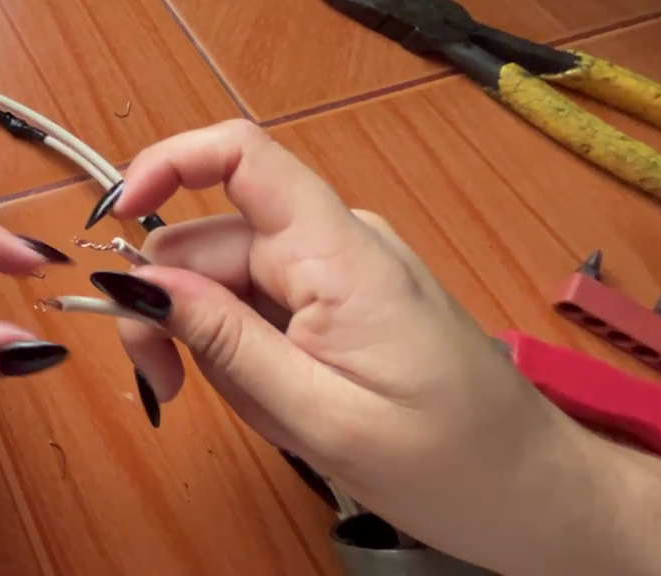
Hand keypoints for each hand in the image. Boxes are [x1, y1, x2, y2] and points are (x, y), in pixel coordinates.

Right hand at [102, 120, 639, 572]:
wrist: (548, 505)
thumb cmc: (455, 467)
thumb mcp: (322, 415)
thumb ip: (222, 340)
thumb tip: (132, 282)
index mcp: (338, 253)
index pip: (242, 154)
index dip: (166, 161)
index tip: (112, 213)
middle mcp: (324, 239)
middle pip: (202, 238)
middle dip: (161, 302)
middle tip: (158, 379)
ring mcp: (321, 264)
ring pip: (208, 273)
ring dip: (188, 330)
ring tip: (204, 395)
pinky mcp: (318, 290)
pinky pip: (237, 294)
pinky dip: (218, 337)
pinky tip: (244, 385)